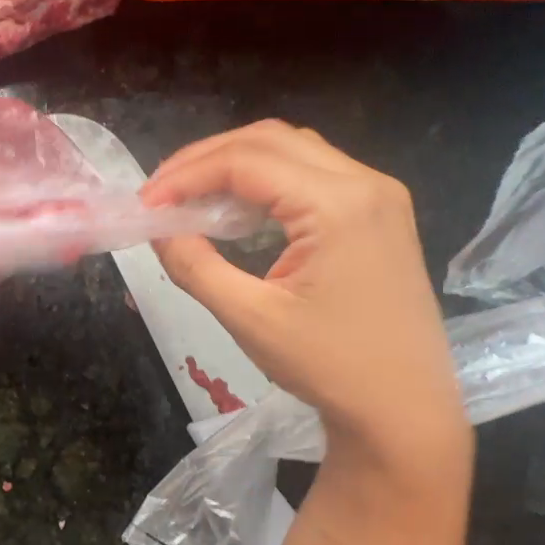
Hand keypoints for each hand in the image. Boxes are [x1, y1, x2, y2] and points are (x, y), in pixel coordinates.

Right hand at [144, 121, 468, 470]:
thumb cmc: (327, 363)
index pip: (246, 161)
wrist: (401, 404)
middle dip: (204, 159)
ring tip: (185, 197)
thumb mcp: (247, 317)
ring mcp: (376, 198)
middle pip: (270, 140)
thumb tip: (158, 231)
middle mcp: (365, 185)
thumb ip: (195, 266)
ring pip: (291, 151)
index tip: (142, 206)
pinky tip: (230, 212)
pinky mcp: (374, 216)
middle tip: (157, 193)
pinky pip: (309, 175)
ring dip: (232, 164)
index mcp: (339, 205)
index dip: (185, 176)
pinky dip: (261, 182)